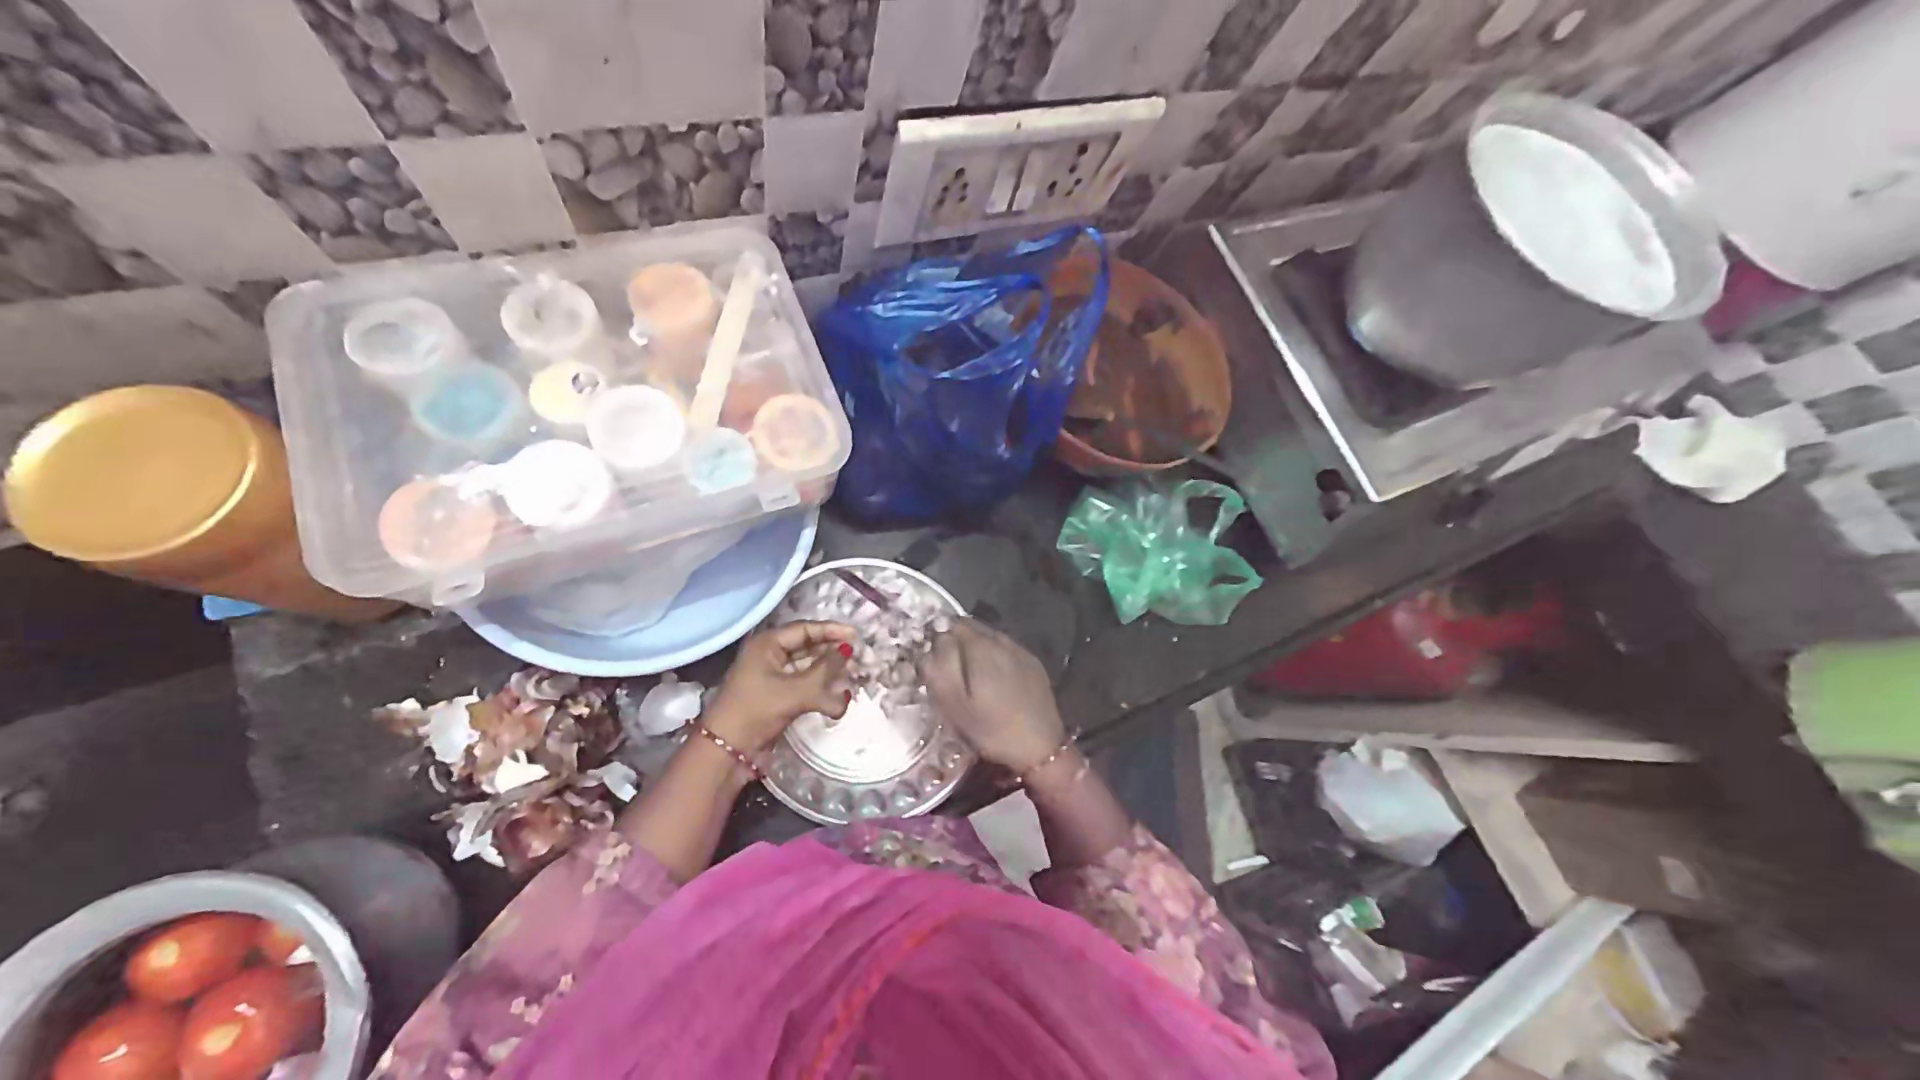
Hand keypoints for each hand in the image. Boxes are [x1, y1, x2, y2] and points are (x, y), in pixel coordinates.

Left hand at [704, 621, 855, 753]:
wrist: (728, 753)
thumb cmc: (757, 711)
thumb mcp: (794, 690)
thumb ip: (825, 670)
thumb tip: (848, 650)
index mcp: (767, 644)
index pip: (805, 630)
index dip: (832, 631)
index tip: (856, 636)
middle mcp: (770, 656)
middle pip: (808, 647)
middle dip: (833, 654)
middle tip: (858, 657)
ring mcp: (774, 678)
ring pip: (809, 669)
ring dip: (830, 675)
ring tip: (853, 679)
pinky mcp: (778, 698)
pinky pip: (806, 687)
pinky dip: (822, 692)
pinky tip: (839, 701)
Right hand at [923, 618, 1066, 772]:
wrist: (1041, 747)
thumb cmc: (991, 729)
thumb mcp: (954, 705)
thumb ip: (938, 669)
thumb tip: (930, 645)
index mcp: (980, 647)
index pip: (951, 624)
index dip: (937, 634)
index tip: (930, 653)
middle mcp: (1002, 641)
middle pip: (972, 627)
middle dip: (955, 638)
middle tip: (947, 664)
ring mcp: (1020, 651)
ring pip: (990, 637)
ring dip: (975, 646)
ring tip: (967, 671)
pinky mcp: (1033, 664)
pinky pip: (1006, 649)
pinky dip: (994, 655)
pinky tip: (992, 676)